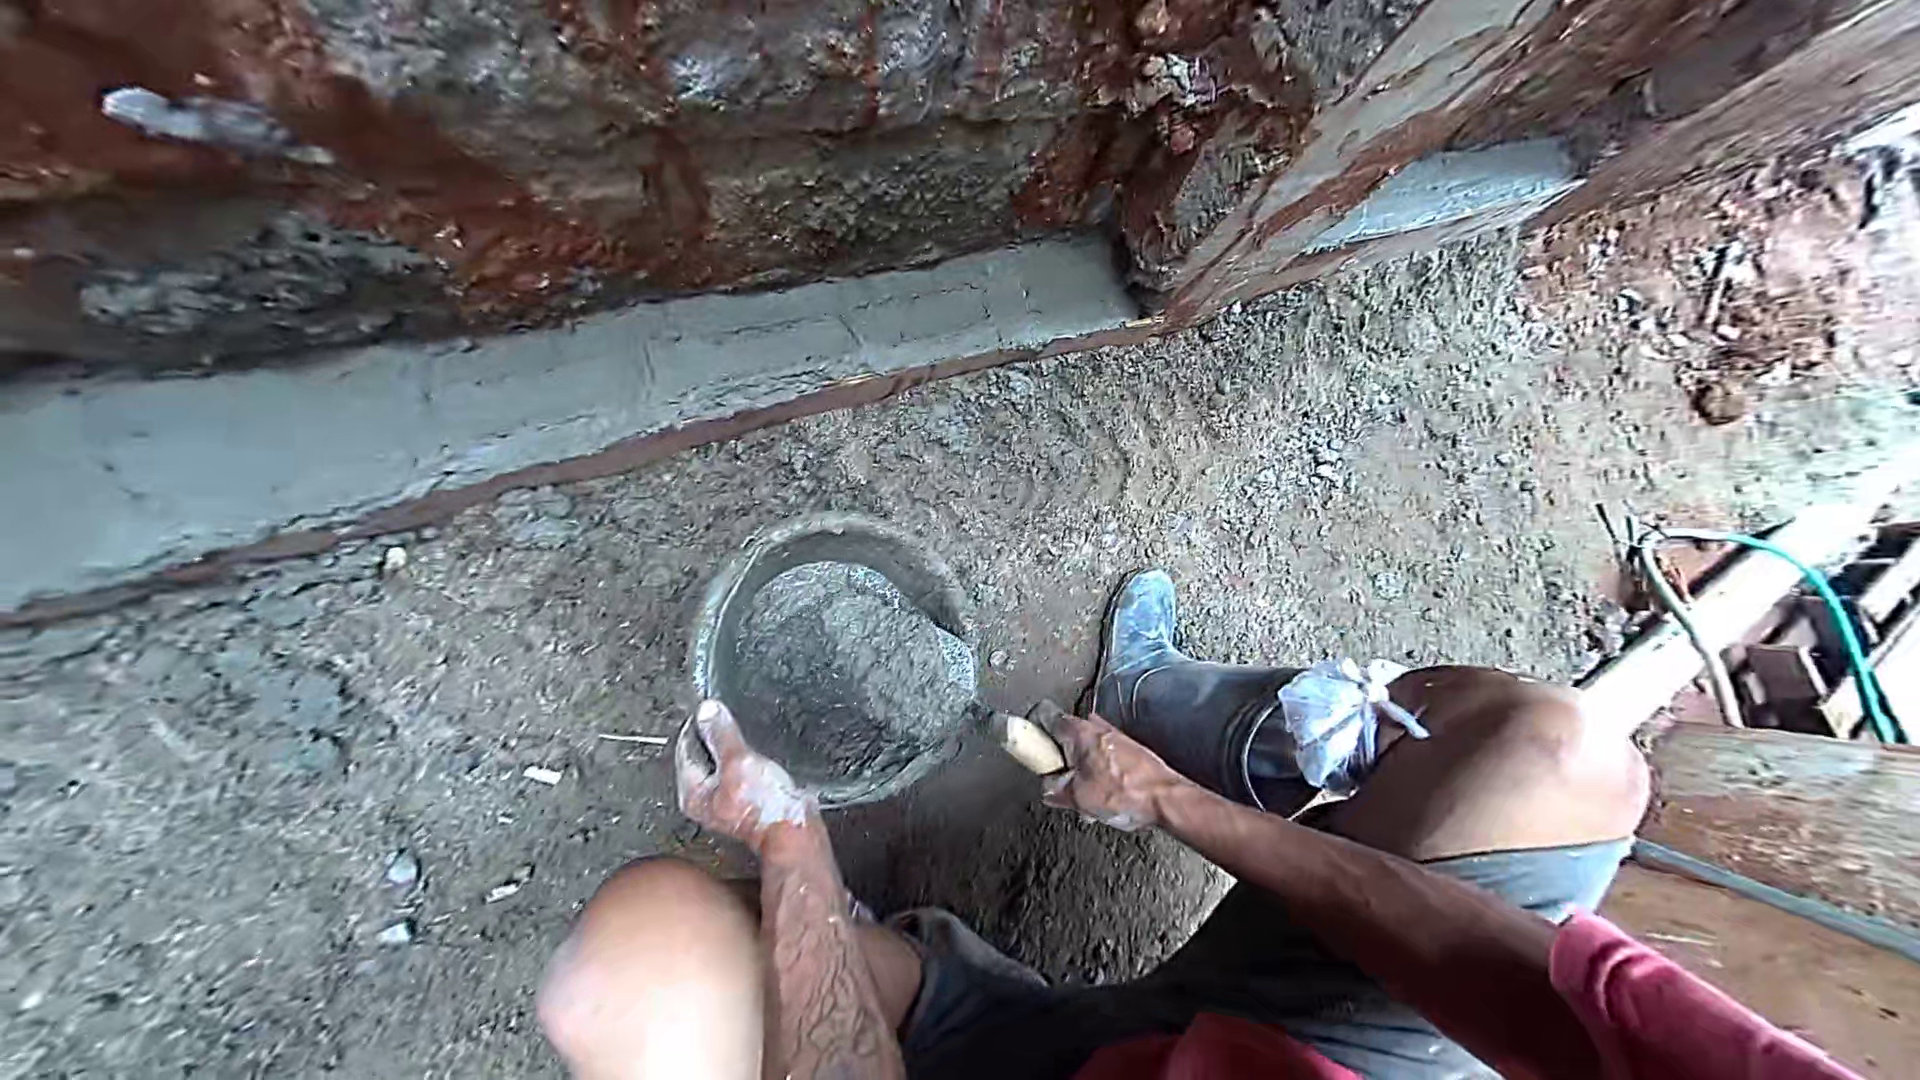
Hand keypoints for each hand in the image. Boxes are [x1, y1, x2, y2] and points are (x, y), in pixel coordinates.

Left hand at [676, 699, 816, 851]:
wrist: (790, 825)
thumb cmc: (761, 805)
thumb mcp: (738, 760)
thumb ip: (721, 734)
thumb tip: (707, 712)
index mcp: (693, 793)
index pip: (686, 750)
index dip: (697, 726)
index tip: (708, 709)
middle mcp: (705, 799)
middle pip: (701, 757)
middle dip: (711, 736)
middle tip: (720, 715)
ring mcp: (724, 800)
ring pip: (720, 764)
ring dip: (729, 747)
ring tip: (736, 731)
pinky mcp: (744, 799)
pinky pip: (737, 770)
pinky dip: (742, 758)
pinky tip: (753, 753)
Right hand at [1038, 708, 1188, 831]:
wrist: (1167, 799)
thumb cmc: (1125, 793)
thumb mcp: (1078, 798)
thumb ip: (1055, 790)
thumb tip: (1048, 788)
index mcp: (1079, 731)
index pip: (1046, 716)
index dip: (1033, 729)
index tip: (1030, 747)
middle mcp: (1096, 727)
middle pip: (1066, 735)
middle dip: (1060, 757)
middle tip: (1060, 780)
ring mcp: (1115, 737)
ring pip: (1086, 747)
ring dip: (1081, 767)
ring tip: (1086, 795)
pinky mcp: (1130, 750)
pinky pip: (1104, 756)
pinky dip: (1099, 772)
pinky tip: (1105, 796)